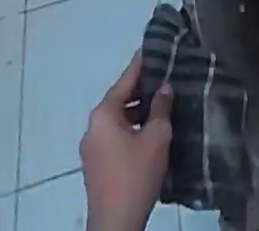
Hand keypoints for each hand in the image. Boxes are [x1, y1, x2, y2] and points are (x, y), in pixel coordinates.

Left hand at [81, 50, 172, 230]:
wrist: (115, 226)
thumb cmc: (135, 175)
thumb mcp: (156, 137)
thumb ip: (161, 108)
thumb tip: (164, 88)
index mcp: (104, 113)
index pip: (126, 79)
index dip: (141, 63)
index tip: (152, 46)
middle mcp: (93, 125)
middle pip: (120, 98)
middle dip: (142, 89)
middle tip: (166, 75)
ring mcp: (92, 147)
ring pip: (118, 119)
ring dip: (138, 111)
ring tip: (163, 103)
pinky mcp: (96, 165)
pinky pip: (115, 135)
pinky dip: (131, 128)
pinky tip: (150, 131)